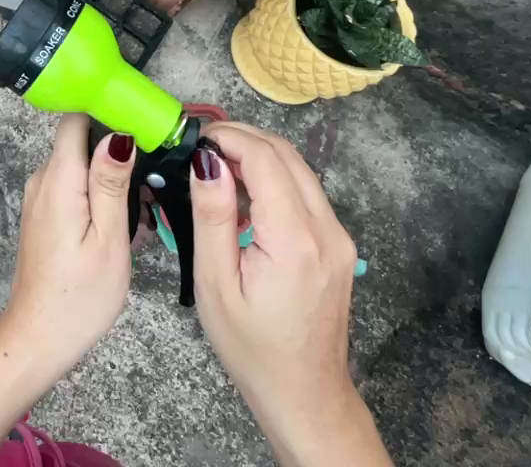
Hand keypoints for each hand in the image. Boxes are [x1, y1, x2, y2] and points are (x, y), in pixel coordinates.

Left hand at [0, 113, 136, 377]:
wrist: (40, 334)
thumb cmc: (80, 294)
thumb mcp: (108, 238)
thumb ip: (110, 183)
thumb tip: (119, 136)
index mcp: (58, 179)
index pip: (74, 120)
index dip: (105, 112)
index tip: (139, 120)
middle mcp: (41, 179)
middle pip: (78, 141)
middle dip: (114, 150)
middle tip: (149, 178)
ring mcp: (38, 196)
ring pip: (77, 165)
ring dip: (108, 176)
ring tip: (138, 209)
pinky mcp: (42, 212)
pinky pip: (70, 186)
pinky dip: (95, 193)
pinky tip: (119, 223)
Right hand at [191, 122, 388, 465]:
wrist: (304, 394)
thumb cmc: (251, 345)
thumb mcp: (216, 281)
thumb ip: (213, 214)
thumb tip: (206, 161)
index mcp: (295, 239)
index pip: (265, 157)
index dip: (227, 136)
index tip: (192, 140)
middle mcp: (327, 231)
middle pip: (286, 154)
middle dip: (240, 137)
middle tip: (198, 146)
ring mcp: (338, 238)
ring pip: (298, 168)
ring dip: (256, 154)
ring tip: (213, 167)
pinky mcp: (337, 245)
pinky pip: (304, 191)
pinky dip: (271, 177)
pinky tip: (240, 195)